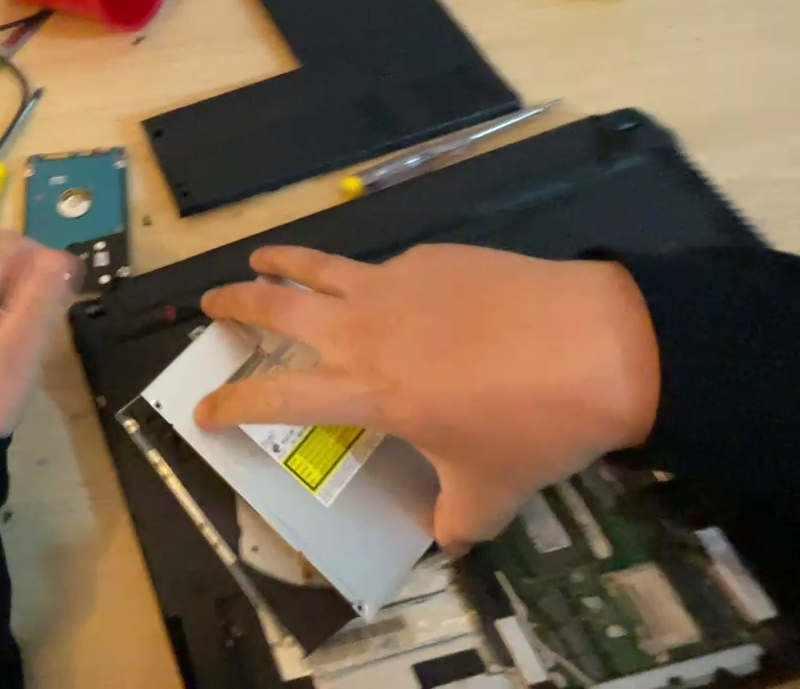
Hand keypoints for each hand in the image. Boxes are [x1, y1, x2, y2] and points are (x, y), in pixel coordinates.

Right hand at [194, 244, 659, 548]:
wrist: (598, 346)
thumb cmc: (534, 425)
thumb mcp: (494, 488)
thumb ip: (458, 518)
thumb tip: (448, 540)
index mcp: (362, 390)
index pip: (273, 398)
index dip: (229, 404)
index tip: (201, 410)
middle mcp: (356, 332)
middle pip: (272, 307)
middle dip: (232, 303)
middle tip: (211, 302)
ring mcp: (386, 286)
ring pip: (311, 266)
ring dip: (277, 262)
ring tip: (260, 258)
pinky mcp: (422, 259)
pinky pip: (386, 269)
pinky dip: (374, 279)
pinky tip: (406, 290)